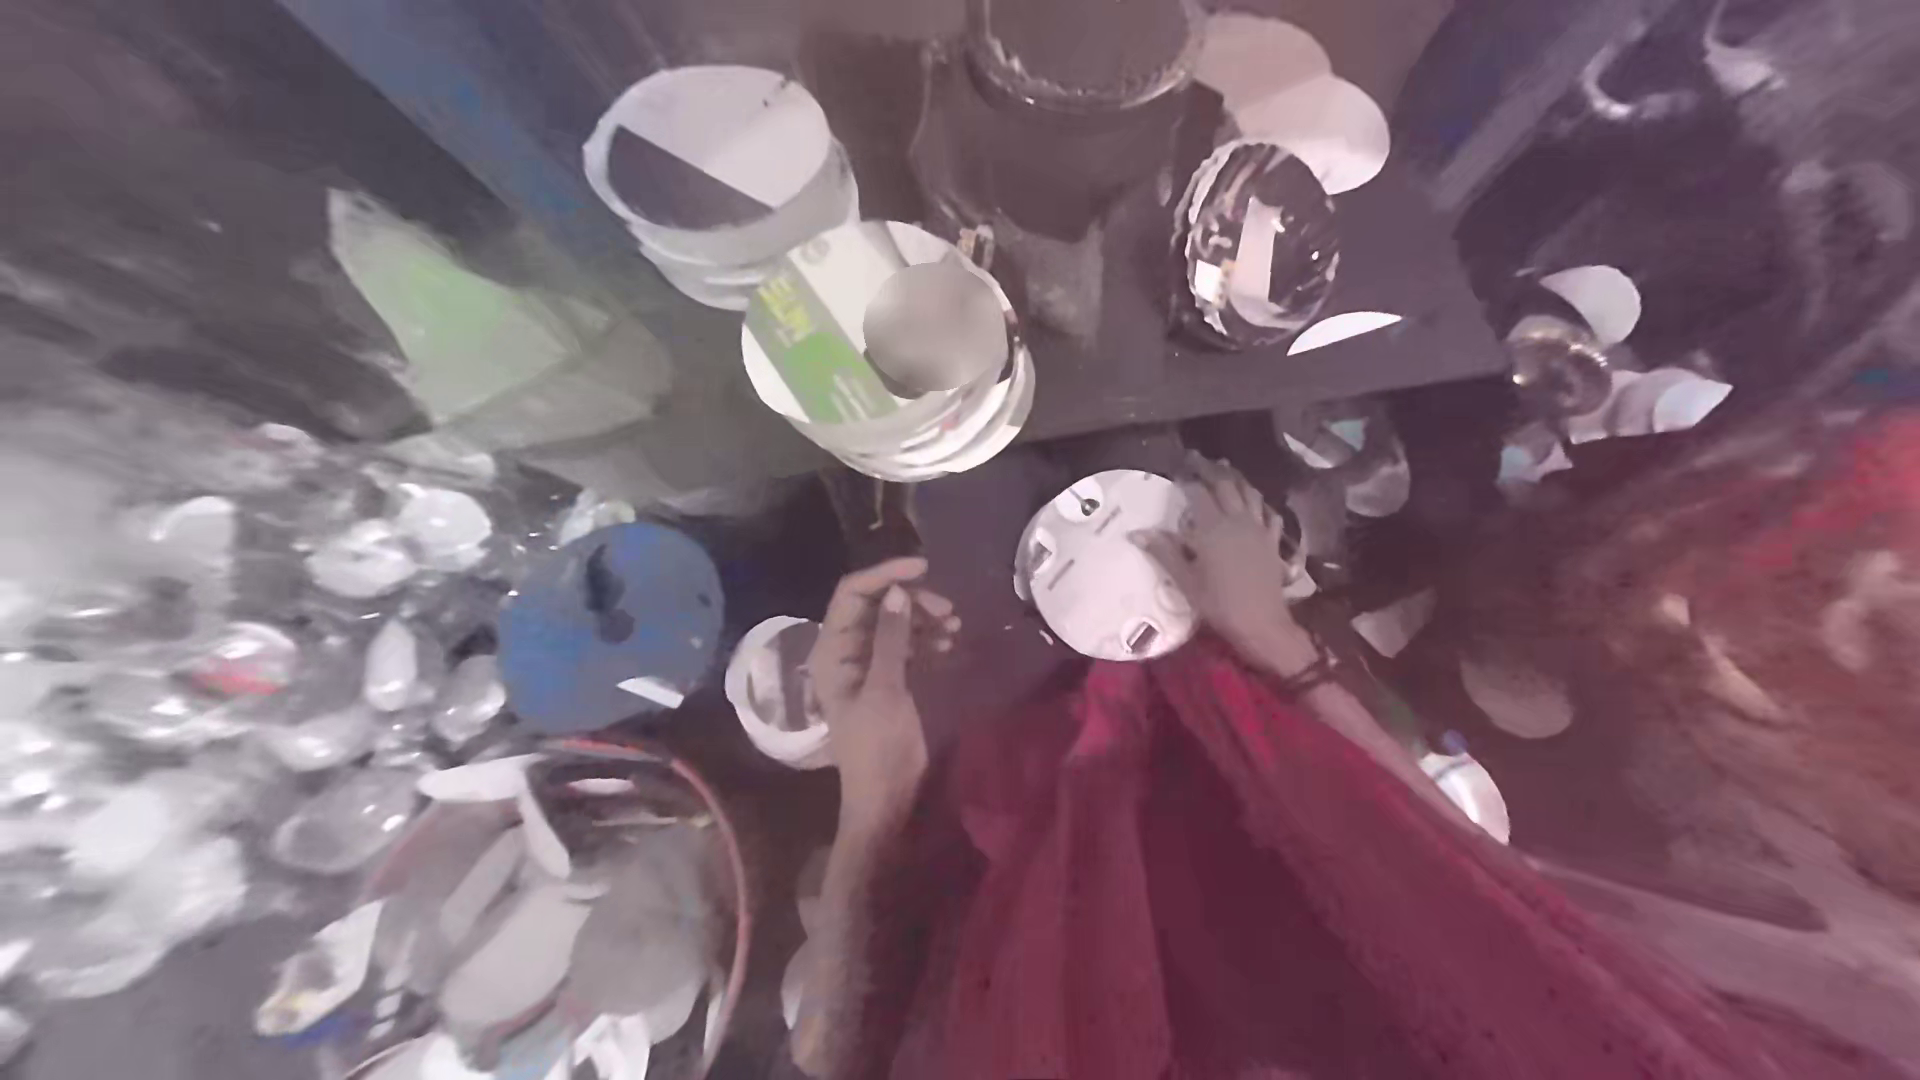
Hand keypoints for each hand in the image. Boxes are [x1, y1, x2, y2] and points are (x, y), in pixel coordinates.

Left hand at [808, 557, 958, 827]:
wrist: (886, 797)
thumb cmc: (877, 747)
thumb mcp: (885, 689)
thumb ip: (891, 638)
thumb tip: (898, 591)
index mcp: (833, 650)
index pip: (852, 593)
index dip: (885, 574)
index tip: (923, 568)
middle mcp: (846, 650)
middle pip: (877, 605)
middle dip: (912, 600)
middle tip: (948, 610)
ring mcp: (868, 663)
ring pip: (895, 622)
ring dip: (924, 619)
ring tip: (955, 627)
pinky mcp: (888, 677)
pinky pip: (907, 644)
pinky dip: (927, 639)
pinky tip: (949, 644)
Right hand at [1135, 453, 1317, 673]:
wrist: (1262, 624)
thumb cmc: (1218, 604)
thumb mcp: (1185, 580)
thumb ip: (1164, 552)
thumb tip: (1137, 533)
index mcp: (1212, 529)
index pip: (1198, 493)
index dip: (1187, 479)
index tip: (1176, 471)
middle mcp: (1237, 521)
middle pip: (1226, 485)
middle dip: (1211, 469)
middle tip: (1197, 459)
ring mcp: (1259, 530)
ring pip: (1249, 494)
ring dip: (1236, 479)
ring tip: (1226, 469)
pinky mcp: (1273, 542)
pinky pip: (1269, 514)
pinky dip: (1260, 504)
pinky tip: (1256, 504)